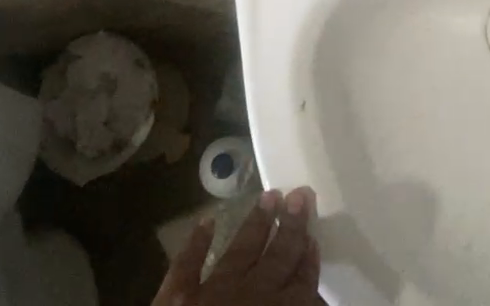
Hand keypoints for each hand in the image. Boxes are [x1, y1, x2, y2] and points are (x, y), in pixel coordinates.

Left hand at [153, 187, 320, 305]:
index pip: (301, 286)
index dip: (309, 262)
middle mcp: (250, 296)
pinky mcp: (175, 297)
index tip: (314, 236)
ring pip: (240, 251)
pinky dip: (196, 242)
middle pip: (277, 258)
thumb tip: (313, 303)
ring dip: (256, 225)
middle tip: (299, 195)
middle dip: (291, 228)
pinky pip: (187, 264)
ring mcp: (211, 293)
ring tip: (268, 196)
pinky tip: (207, 221)